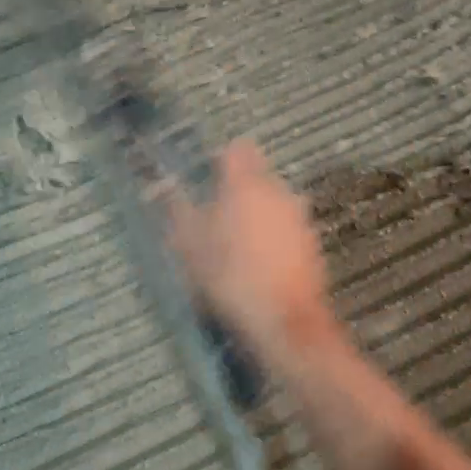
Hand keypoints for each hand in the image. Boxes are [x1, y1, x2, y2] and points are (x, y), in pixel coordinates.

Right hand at [167, 141, 339, 361]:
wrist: (284, 320)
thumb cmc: (229, 277)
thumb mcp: (189, 246)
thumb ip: (176, 211)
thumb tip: (159, 186)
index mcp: (245, 185)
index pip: (236, 149)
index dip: (217, 159)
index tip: (201, 177)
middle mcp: (278, 191)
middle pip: (256, 174)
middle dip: (234, 189)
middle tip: (209, 214)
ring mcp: (299, 217)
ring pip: (271, 201)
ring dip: (252, 212)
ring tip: (230, 241)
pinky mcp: (311, 242)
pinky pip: (284, 225)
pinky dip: (269, 234)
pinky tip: (253, 260)